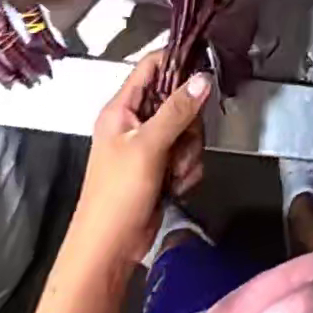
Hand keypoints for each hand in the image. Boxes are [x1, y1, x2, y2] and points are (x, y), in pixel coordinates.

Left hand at [67, 52, 210, 269]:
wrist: (109, 252)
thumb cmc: (118, 195)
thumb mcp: (148, 147)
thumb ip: (177, 110)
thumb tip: (203, 77)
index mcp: (122, 108)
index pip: (151, 66)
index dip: (176, 61)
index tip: (204, 65)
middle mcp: (135, 121)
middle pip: (177, 99)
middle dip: (188, 124)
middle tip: (183, 142)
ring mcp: (149, 145)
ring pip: (187, 128)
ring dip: (188, 152)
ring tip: (175, 172)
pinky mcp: (160, 166)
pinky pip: (187, 153)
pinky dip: (187, 169)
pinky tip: (177, 185)